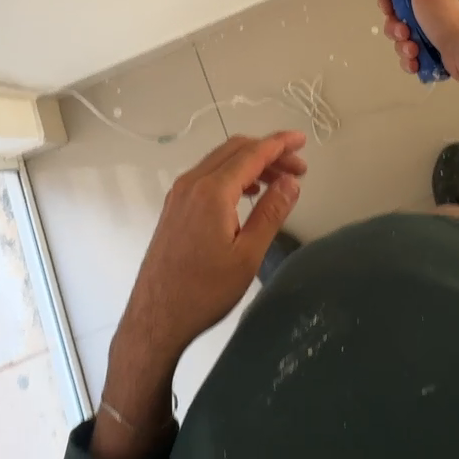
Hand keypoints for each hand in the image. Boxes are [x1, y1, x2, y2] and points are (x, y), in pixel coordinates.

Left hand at [93, 132, 305, 458]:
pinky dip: (232, 174)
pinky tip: (248, 192)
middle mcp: (192, 182)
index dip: (280, 144)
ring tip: (279, 181)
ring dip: (251, 162)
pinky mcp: (174, 206)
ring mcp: (179, 193)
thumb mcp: (247, 256)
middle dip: (269, 152)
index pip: (252, 153)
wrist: (156, 318)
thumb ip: (271, 213)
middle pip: (236, 149)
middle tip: (298, 168)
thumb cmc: (205, 292)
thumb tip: (291, 182)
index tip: (302, 140)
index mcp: (212, 190)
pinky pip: (208, 175)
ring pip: (221, 160)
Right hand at [376, 0, 458, 76]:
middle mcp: (425, 11)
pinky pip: (409, 57)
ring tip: (414, 51)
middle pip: (395, 19)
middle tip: (404, 32)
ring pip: (400, 40)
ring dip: (403, 47)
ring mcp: (427, 33)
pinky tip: (417, 62)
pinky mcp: (429, 53)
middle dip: (394, 29)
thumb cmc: (443, 17)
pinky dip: (410, 61)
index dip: (387, 2)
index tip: (388, 8)